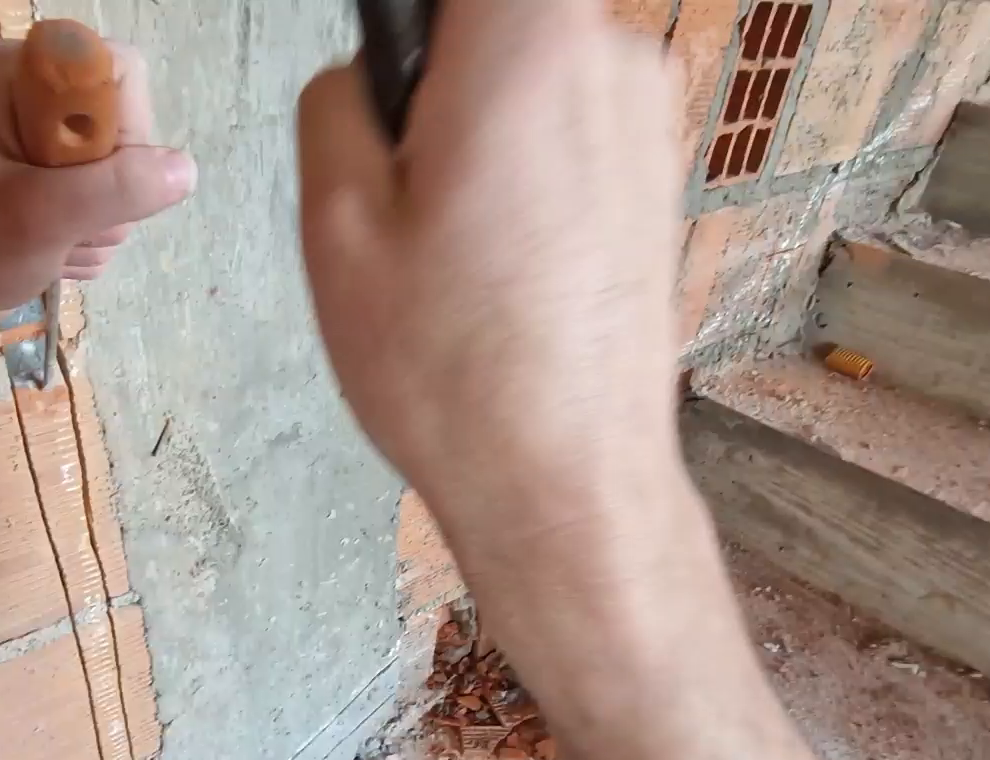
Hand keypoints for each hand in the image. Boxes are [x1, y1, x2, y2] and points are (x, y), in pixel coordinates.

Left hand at [0, 38, 197, 354]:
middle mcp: (37, 98)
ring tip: (55, 242)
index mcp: (21, 77)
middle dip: (113, 192)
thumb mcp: (40, 216)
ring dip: (102, 225)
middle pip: (130, 132)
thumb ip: (115, 188)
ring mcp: (47, 141)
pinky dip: (91, 239)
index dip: (126, 132)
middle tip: (68, 222)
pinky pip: (108, 205)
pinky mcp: (54, 179)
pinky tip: (56, 250)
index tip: (90, 178)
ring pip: (124, 178)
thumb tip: (186, 170)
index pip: (120, 74)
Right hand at [298, 0, 677, 550]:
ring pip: (528, 89)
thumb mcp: (336, 227)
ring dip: (475, 148)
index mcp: (529, 41)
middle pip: (493, 21)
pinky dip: (522, 188)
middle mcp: (613, 64)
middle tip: (403, 203)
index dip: (409, 25)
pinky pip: (567, 148)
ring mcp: (649, 133)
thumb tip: (365, 82)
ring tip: (454, 261)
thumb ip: (335, 103)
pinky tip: (502, 280)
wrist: (564, 484)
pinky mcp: (655, 195)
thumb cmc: (459, 377)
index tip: (391, 99)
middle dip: (433, 90)